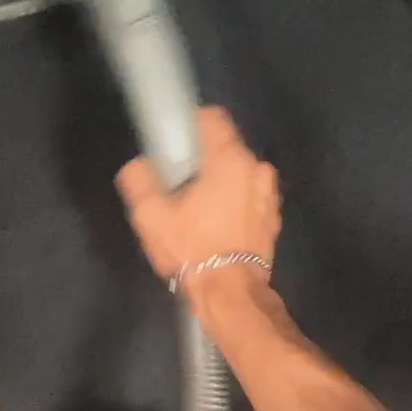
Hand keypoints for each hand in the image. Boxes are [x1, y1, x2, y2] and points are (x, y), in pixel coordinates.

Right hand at [116, 106, 280, 292]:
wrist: (230, 293)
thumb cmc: (192, 249)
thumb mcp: (150, 216)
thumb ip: (139, 180)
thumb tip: (138, 166)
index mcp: (229, 159)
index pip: (212, 117)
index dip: (189, 122)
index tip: (172, 140)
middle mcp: (256, 168)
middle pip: (224, 146)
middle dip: (201, 158)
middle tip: (177, 182)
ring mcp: (268, 193)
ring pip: (238, 172)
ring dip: (219, 180)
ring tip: (197, 207)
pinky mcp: (273, 216)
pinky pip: (248, 195)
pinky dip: (233, 201)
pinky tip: (215, 224)